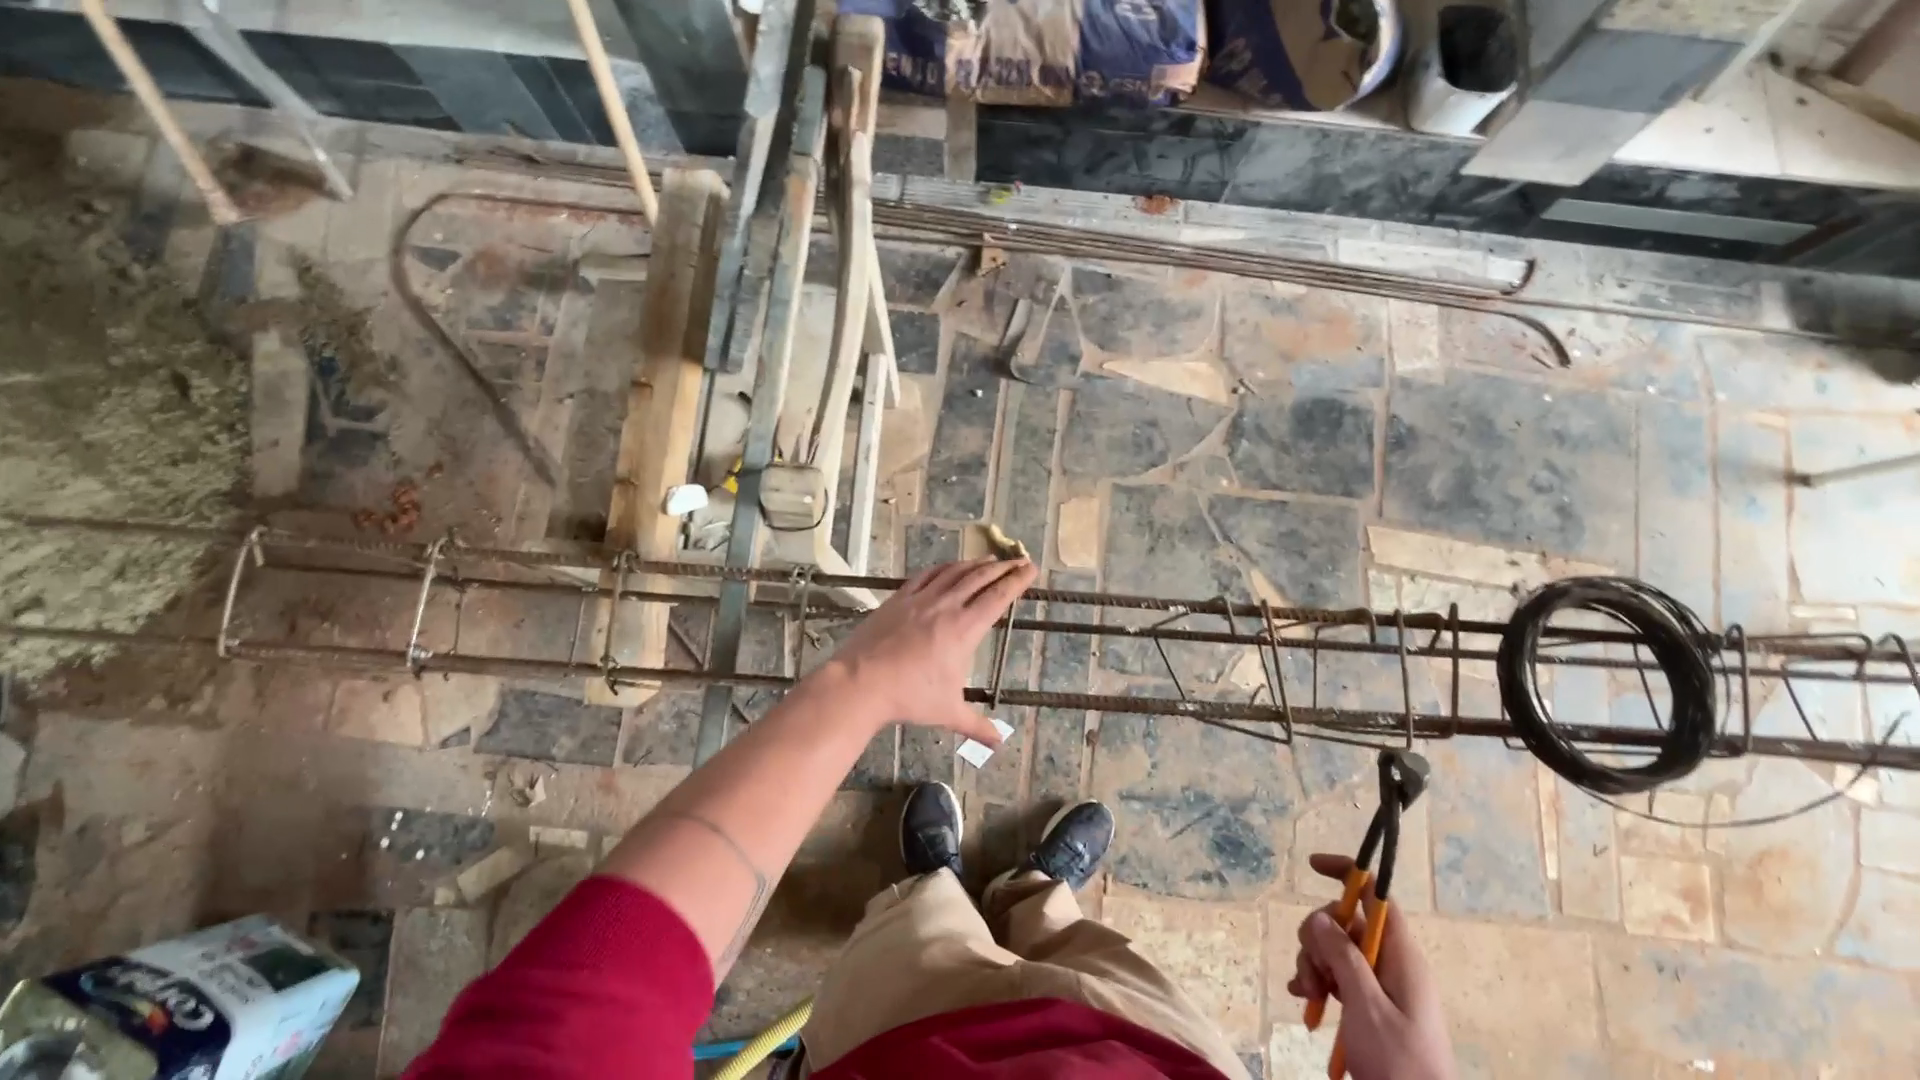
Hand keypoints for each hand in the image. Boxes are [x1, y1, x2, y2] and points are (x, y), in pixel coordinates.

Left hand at [822, 556, 1036, 744]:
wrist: (860, 683)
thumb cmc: (908, 697)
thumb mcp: (947, 712)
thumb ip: (976, 725)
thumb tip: (999, 742)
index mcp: (963, 629)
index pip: (997, 597)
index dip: (1017, 580)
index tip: (1030, 568)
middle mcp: (944, 607)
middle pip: (979, 578)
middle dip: (1002, 567)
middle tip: (1018, 560)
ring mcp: (919, 600)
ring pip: (953, 573)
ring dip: (974, 564)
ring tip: (988, 560)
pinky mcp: (897, 600)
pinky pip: (925, 576)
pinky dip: (942, 568)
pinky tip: (947, 568)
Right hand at [1288, 854, 1453, 1079]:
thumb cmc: (1399, 1063)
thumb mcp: (1367, 1008)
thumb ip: (1344, 958)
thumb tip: (1320, 915)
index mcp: (1401, 956)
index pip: (1375, 895)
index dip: (1347, 873)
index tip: (1312, 866)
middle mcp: (1392, 962)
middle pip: (1344, 922)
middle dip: (1318, 939)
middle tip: (1314, 974)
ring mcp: (1381, 984)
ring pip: (1335, 949)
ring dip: (1314, 964)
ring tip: (1311, 996)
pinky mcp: (1370, 1004)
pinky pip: (1336, 975)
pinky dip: (1317, 981)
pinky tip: (1307, 1000)